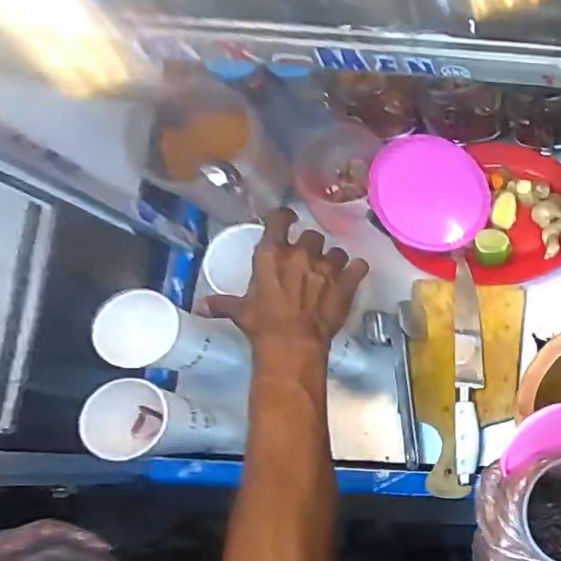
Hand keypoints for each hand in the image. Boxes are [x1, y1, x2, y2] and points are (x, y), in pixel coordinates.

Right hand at [205, 209, 368, 355]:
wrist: (293, 343)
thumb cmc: (262, 324)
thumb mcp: (240, 311)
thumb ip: (222, 303)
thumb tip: (200, 306)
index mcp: (273, 253)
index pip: (281, 219)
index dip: (286, 217)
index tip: (290, 221)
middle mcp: (302, 253)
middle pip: (312, 236)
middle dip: (311, 247)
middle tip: (308, 261)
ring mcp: (328, 266)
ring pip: (336, 251)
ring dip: (334, 260)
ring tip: (330, 272)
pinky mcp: (347, 282)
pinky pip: (359, 266)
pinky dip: (357, 270)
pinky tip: (354, 276)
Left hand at [472, 463, 560, 560]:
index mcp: (506, 539)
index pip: (510, 484)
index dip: (532, 463)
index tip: (557, 455)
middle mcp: (488, 536)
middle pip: (491, 485)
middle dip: (515, 466)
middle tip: (547, 461)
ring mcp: (483, 547)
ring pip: (488, 500)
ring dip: (510, 483)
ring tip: (543, 478)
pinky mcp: (486, 558)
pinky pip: (492, 517)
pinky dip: (507, 502)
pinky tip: (533, 507)